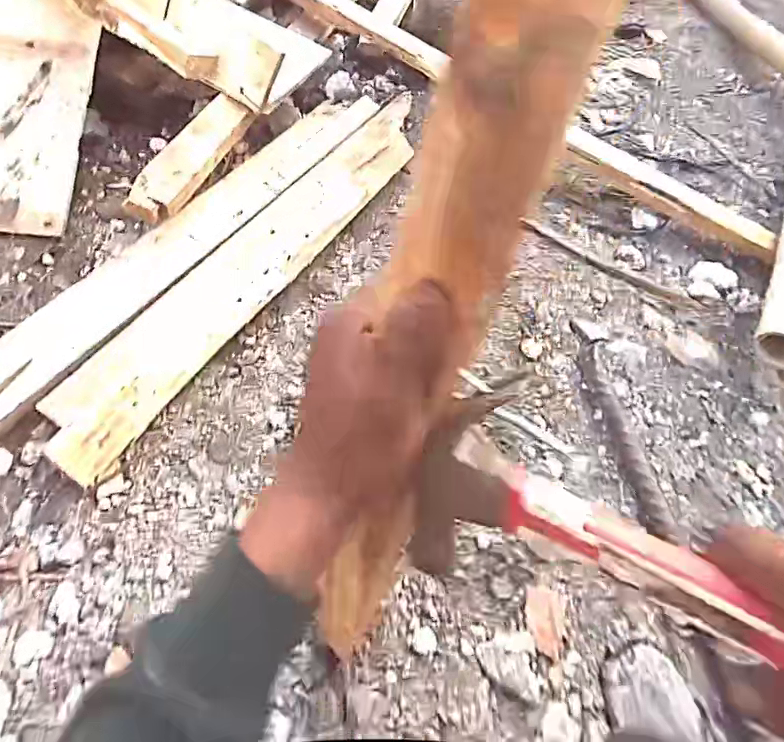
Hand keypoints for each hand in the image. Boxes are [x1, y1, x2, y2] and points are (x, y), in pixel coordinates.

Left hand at [240, 280, 453, 595]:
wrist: (326, 500)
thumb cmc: (363, 440)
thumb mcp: (397, 379)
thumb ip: (416, 328)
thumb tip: (435, 282)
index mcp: (350, 319)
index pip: (405, 287)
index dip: (438, 308)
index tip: (456, 337)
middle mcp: (343, 332)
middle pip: (406, 318)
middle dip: (432, 342)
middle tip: (443, 376)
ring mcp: (346, 360)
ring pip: (403, 347)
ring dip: (424, 367)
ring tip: (431, 399)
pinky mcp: (353, 386)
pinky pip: (394, 370)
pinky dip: (411, 384)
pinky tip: (417, 411)